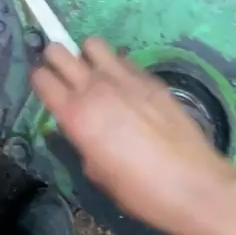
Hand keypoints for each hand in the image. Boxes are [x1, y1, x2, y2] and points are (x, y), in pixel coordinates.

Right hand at [31, 38, 235, 229]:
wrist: (195, 186)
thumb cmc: (143, 191)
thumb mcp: (100, 174)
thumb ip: (83, 142)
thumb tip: (82, 130)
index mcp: (76, 115)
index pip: (41, 77)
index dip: (40, 81)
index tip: (46, 88)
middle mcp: (94, 88)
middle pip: (57, 50)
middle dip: (56, 60)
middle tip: (66, 76)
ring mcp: (122, 78)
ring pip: (91, 43)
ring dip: (88, 56)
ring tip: (98, 75)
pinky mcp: (148, 77)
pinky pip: (122, 58)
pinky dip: (118, 67)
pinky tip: (129, 88)